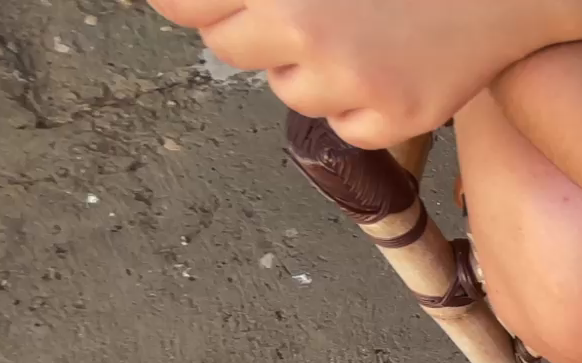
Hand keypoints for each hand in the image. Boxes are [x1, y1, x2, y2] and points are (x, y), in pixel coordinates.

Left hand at [148, 0, 559, 147]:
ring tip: (358, 46)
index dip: (204, 3)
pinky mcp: (401, 116)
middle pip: (230, 51)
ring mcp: (356, 78)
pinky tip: (390, 78)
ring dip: (312, 76)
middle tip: (311, 21)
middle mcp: (303, 25)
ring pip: (291, 94)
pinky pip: (349, 131)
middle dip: (260, 37)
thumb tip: (191, 6)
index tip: (234, 4)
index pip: (180, 3)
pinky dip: (362, 111)